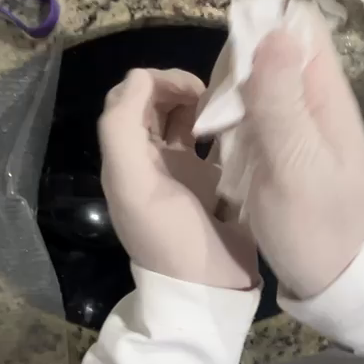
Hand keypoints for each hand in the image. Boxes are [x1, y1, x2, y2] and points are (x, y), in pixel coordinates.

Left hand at [98, 68, 258, 290]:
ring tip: (228, 111)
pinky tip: (241, 129)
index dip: (154, 82)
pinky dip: (225, 128)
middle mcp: (152, 159)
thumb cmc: (169, 235)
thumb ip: (122, 127)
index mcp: (127, 156)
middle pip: (159, 103)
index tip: (189, 89)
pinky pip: (217, 143)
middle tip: (211, 98)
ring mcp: (185, 171)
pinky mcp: (215, 183)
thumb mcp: (131, 183)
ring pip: (189, 119)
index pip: (129, 97)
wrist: (208, 286)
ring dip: (205, 105)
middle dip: (181, 88)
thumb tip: (140, 77)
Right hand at [237, 5, 363, 298]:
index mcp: (326, 96)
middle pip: (274, 49)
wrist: (331, 276)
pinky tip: (219, 144)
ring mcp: (300, 124)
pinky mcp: (284, 146)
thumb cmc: (314, 227)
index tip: (232, 61)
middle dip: (239, 65)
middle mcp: (315, 101)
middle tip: (219, 108)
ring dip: (231, 95)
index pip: (301, 26)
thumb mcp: (295, 166)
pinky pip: (254, 113)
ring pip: (259, 81)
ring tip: (214, 129)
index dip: (263, 27)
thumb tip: (273, 34)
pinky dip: (232, 119)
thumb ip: (282, 103)